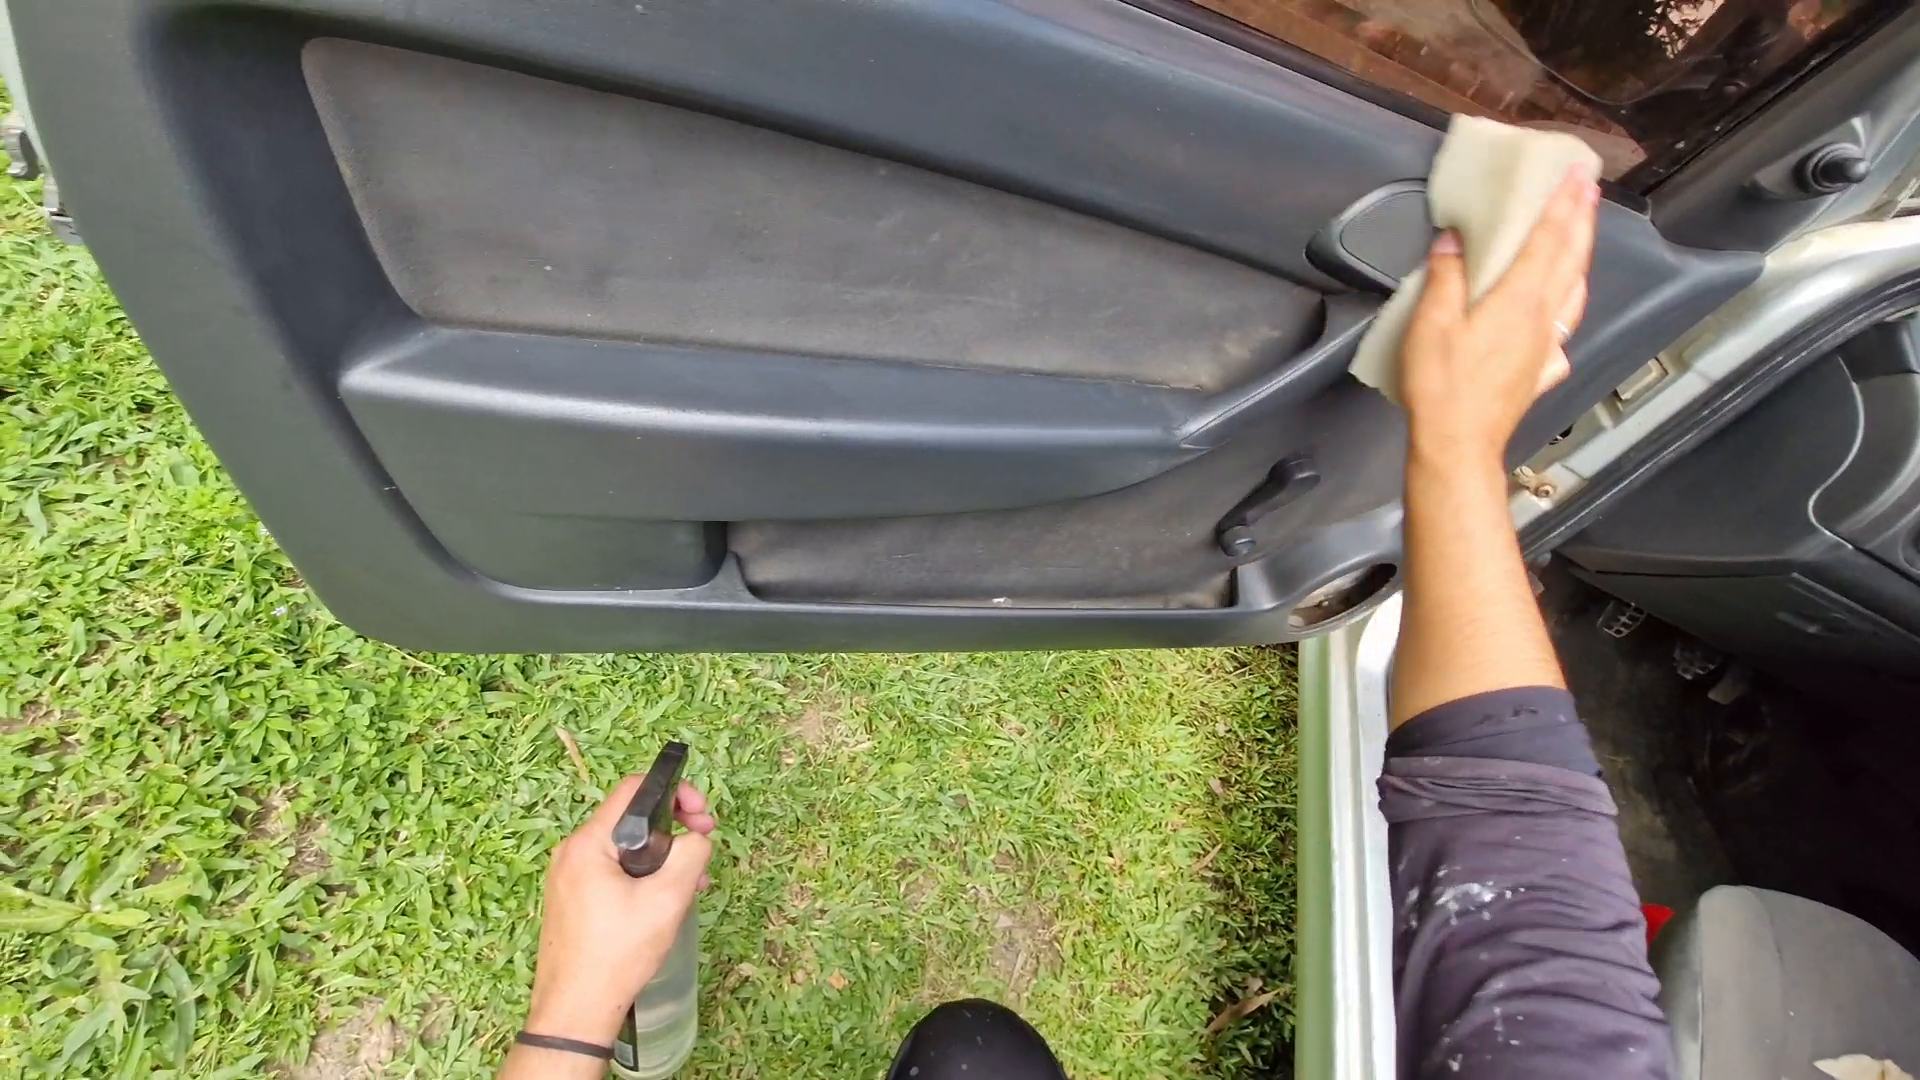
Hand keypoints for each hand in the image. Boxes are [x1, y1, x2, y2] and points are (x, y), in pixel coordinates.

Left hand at [523, 779, 715, 1045]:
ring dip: (664, 852)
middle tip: (705, 838)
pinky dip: (645, 872)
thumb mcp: (669, 896)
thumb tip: (696, 837)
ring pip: (627, 846)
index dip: (674, 790)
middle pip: (631, 817)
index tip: (700, 812)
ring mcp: (569, 877)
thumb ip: (691, 852)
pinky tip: (667, 895)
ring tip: (693, 877)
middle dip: (674, 823)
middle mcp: (573, 852)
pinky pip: (615, 868)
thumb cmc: (620, 950)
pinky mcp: (573, 898)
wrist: (575, 1014)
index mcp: (589, 843)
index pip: (634, 789)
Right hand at [1400, 166, 1599, 467]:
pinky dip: (1566, 309)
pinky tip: (1559, 315)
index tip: (1574, 172)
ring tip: (1580, 239)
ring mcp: (1547, 345)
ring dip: (1579, 257)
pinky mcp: (1541, 370)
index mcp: (1517, 300)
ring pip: (1573, 291)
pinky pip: (1563, 329)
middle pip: (1569, 259)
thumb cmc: (1441, 385)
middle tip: (1587, 190)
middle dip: (1580, 220)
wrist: (1458, 441)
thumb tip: (1451, 242)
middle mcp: (1542, 316)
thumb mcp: (1430, 327)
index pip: (1546, 240)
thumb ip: (1444, 280)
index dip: (1560, 204)